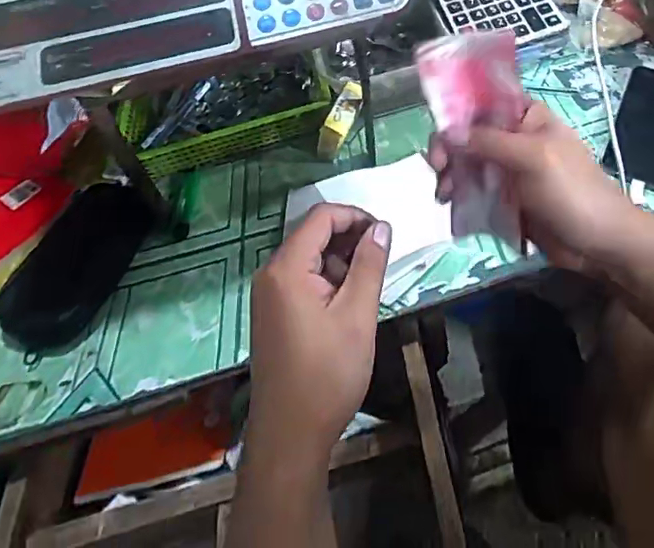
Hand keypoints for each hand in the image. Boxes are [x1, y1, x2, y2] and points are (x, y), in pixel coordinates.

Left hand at [246, 203, 391, 453]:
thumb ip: (370, 265)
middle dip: (349, 237)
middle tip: (381, 258)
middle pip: (313, 233)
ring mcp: (268, 294)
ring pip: (309, 256)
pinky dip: (328, 278)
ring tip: (368, 284)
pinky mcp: (273, 312)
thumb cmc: (326, 375)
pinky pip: (302, 278)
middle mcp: (271, 274)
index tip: (384, 234)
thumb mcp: (357, 316)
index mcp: (286, 269)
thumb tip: (381, 227)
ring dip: (341, 259)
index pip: (321, 217)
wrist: (289, 437)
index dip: (355, 216)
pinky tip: (348, 301)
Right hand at [428, 103, 641, 272]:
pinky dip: (460, 195)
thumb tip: (447, 131)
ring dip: (451, 175)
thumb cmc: (573, 191)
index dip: (456, 113)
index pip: (483, 102)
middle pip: (469, 134)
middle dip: (449, 149)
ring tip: (444, 196)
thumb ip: (489, 141)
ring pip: (468, 163)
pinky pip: (475, 190)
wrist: (601, 244)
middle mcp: (515, 138)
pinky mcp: (506, 198)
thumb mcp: (533, 157)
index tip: (440, 135)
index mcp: (527, 117)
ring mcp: (510, 169)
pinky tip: (452, 206)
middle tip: (438, 170)